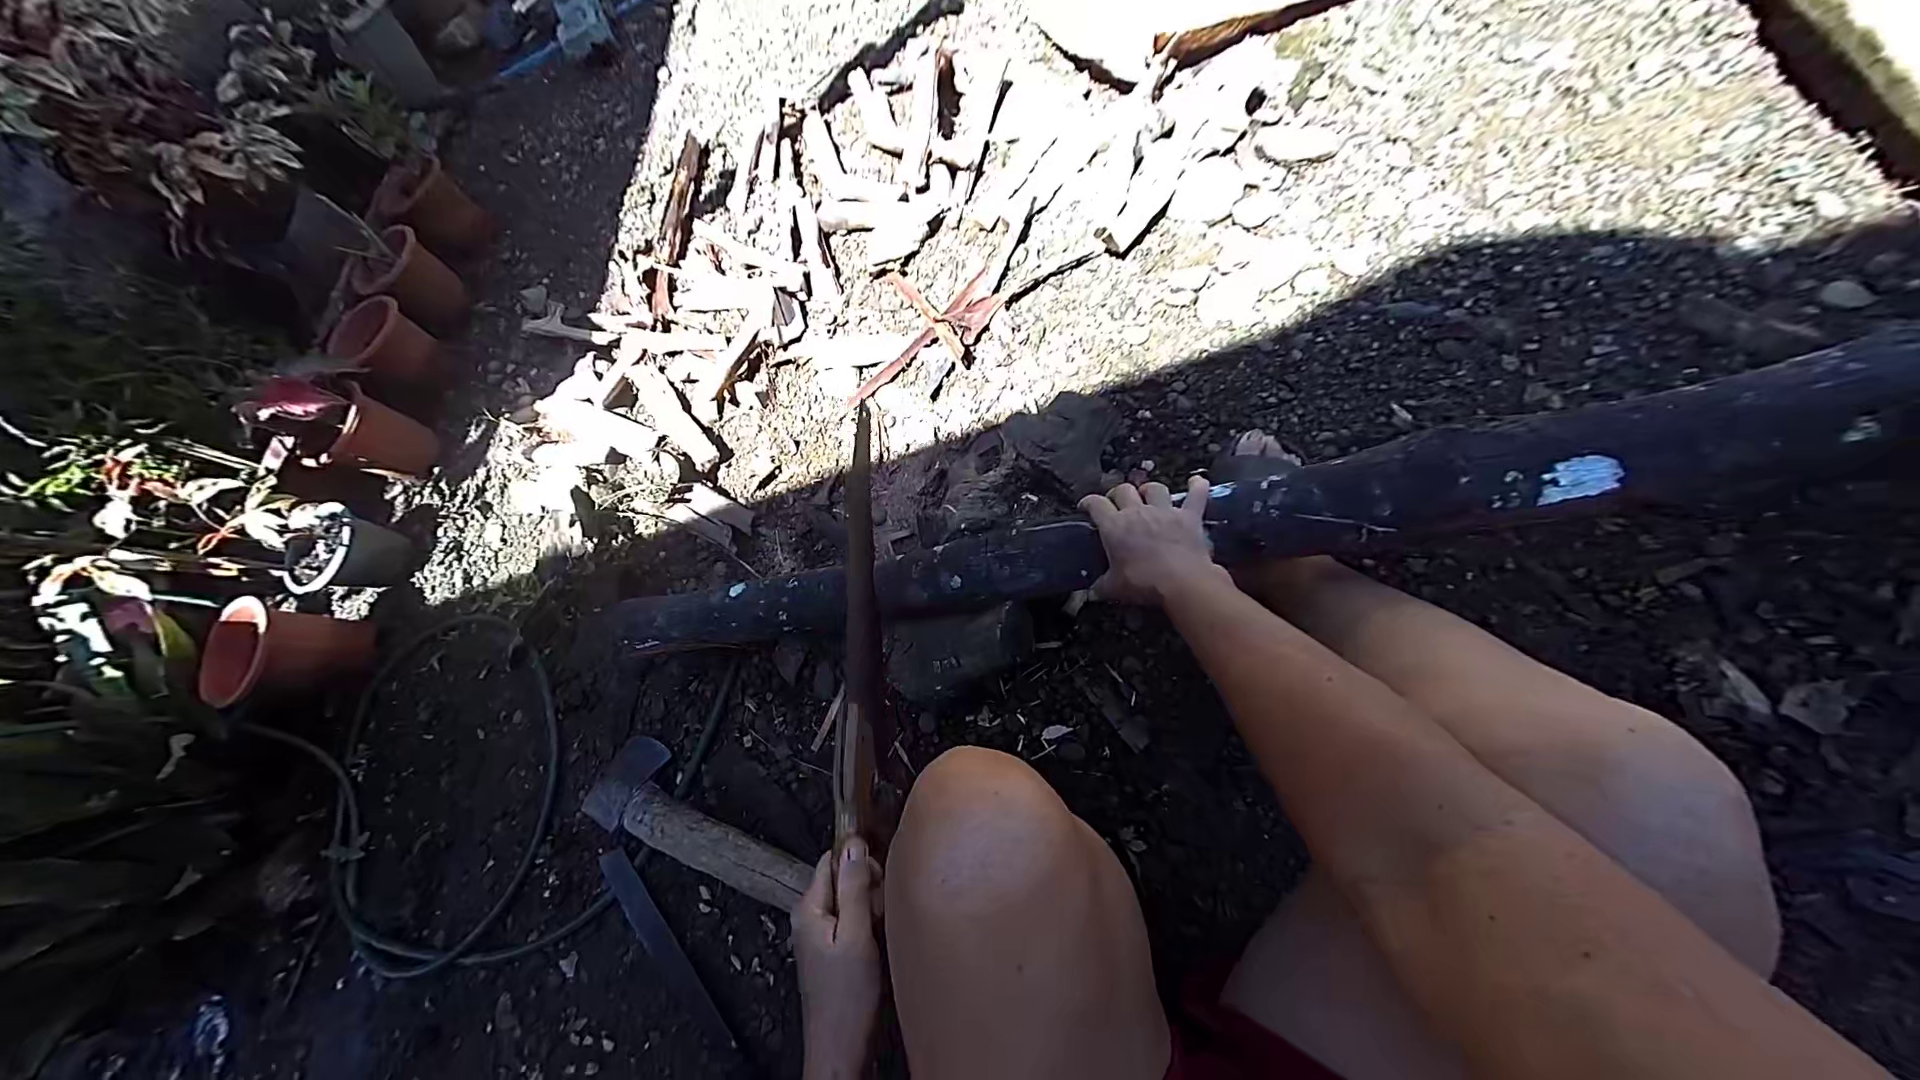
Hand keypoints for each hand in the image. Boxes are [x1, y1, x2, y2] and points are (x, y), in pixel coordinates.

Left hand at [793, 838, 883, 1079]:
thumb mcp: (856, 934)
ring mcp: (822, 935)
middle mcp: (811, 917)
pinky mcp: (835, 950)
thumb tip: (854, 844)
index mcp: (809, 908)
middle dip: (868, 888)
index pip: (833, 860)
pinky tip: (876, 944)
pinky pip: (856, 921)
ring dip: (872, 909)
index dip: (858, 862)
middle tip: (876, 914)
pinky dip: (870, 927)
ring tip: (877, 934)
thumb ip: (854, 887)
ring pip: (854, 900)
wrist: (842, 1050)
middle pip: (845, 878)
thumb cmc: (846, 1000)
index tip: (876, 879)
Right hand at [1078, 476, 1227, 606]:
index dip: (1088, 502)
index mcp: (1114, 526)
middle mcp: (1137, 512)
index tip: (1086, 506)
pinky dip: (1196, 486)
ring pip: (1154, 488)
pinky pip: (1195, 494)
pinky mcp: (1189, 516)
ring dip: (1149, 490)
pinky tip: (1196, 481)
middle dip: (1117, 494)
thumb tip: (1091, 593)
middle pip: (1123, 490)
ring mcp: (1164, 511)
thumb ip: (1101, 587)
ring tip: (1147, 495)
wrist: (1181, 582)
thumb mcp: (1114, 588)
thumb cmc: (1143, 583)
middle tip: (1116, 503)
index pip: (1096, 504)